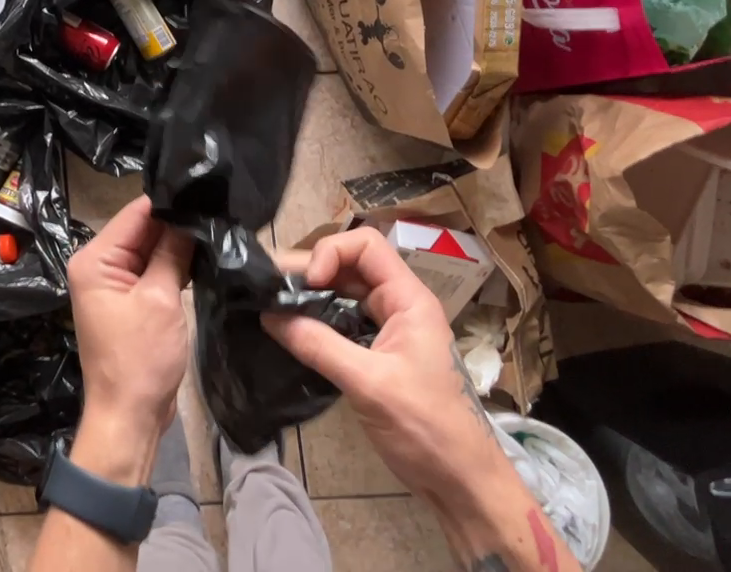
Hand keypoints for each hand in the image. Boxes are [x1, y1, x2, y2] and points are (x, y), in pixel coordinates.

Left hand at [64, 195, 194, 484]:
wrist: (129, 417)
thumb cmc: (141, 359)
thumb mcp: (160, 300)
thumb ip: (172, 253)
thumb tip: (189, 216)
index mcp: (94, 260)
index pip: (134, 215)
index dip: (169, 202)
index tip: (204, 191)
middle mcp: (98, 265)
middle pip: (141, 231)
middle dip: (176, 223)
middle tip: (218, 210)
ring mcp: (114, 284)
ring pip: (150, 251)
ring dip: (178, 245)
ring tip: (217, 229)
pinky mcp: (130, 301)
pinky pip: (152, 272)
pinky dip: (173, 267)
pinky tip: (204, 258)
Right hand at [261, 227, 504, 494]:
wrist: (462, 484)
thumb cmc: (427, 428)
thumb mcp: (369, 384)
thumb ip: (318, 345)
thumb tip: (268, 315)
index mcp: (409, 300)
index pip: (366, 246)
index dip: (330, 253)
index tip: (308, 284)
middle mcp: (398, 305)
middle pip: (349, 265)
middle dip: (309, 272)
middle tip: (270, 290)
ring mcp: (388, 329)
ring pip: (342, 292)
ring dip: (309, 295)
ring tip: (272, 305)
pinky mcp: (377, 352)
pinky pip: (341, 319)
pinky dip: (315, 318)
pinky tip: (290, 329)